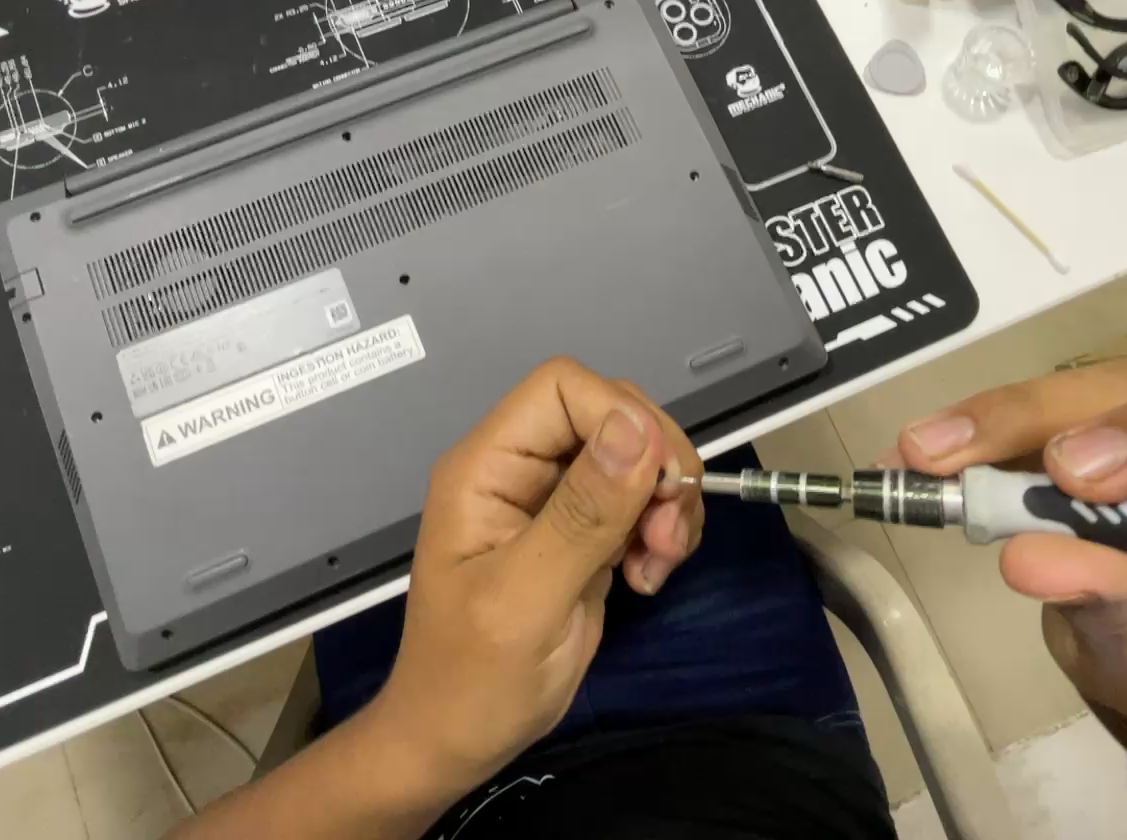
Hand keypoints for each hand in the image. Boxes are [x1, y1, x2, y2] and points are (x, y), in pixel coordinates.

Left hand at [371, 358, 704, 788]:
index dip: (619, 415)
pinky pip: (641, 497)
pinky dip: (663, 528)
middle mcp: (521, 466)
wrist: (459, 740)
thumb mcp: (526, 600)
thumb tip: (635, 430)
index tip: (660, 481)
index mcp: (487, 465)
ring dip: (667, 501)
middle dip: (655, 462)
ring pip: (636, 453)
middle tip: (667, 532)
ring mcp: (554, 496)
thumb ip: (581, 515)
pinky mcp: (583, 528)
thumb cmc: (473, 679)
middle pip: (610, 412)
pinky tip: (649, 575)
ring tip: (659, 562)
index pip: (562, 388)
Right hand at [895, 359, 1126, 728]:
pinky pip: (1058, 398)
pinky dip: (982, 424)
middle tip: (1036, 473)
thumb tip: (1031, 561)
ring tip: (927, 456)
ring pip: (1124, 382)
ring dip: (1018, 415)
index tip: (1102, 484)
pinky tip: (921, 452)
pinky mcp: (1126, 413)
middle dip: (1126, 425)